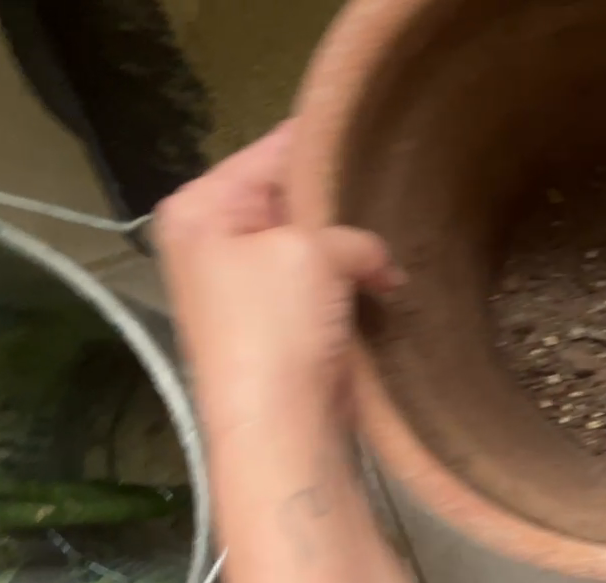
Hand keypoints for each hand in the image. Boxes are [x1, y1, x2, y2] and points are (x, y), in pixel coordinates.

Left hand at [155, 123, 402, 432]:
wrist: (280, 421)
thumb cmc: (276, 327)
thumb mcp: (313, 253)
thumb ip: (353, 237)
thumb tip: (381, 266)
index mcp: (202, 209)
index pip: (270, 155)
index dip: (323, 145)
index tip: (376, 138)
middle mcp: (220, 242)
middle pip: (295, 204)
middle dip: (346, 208)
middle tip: (400, 200)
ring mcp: (254, 288)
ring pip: (319, 250)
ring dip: (359, 255)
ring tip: (403, 247)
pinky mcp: (288, 326)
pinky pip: (330, 289)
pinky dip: (359, 288)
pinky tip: (391, 288)